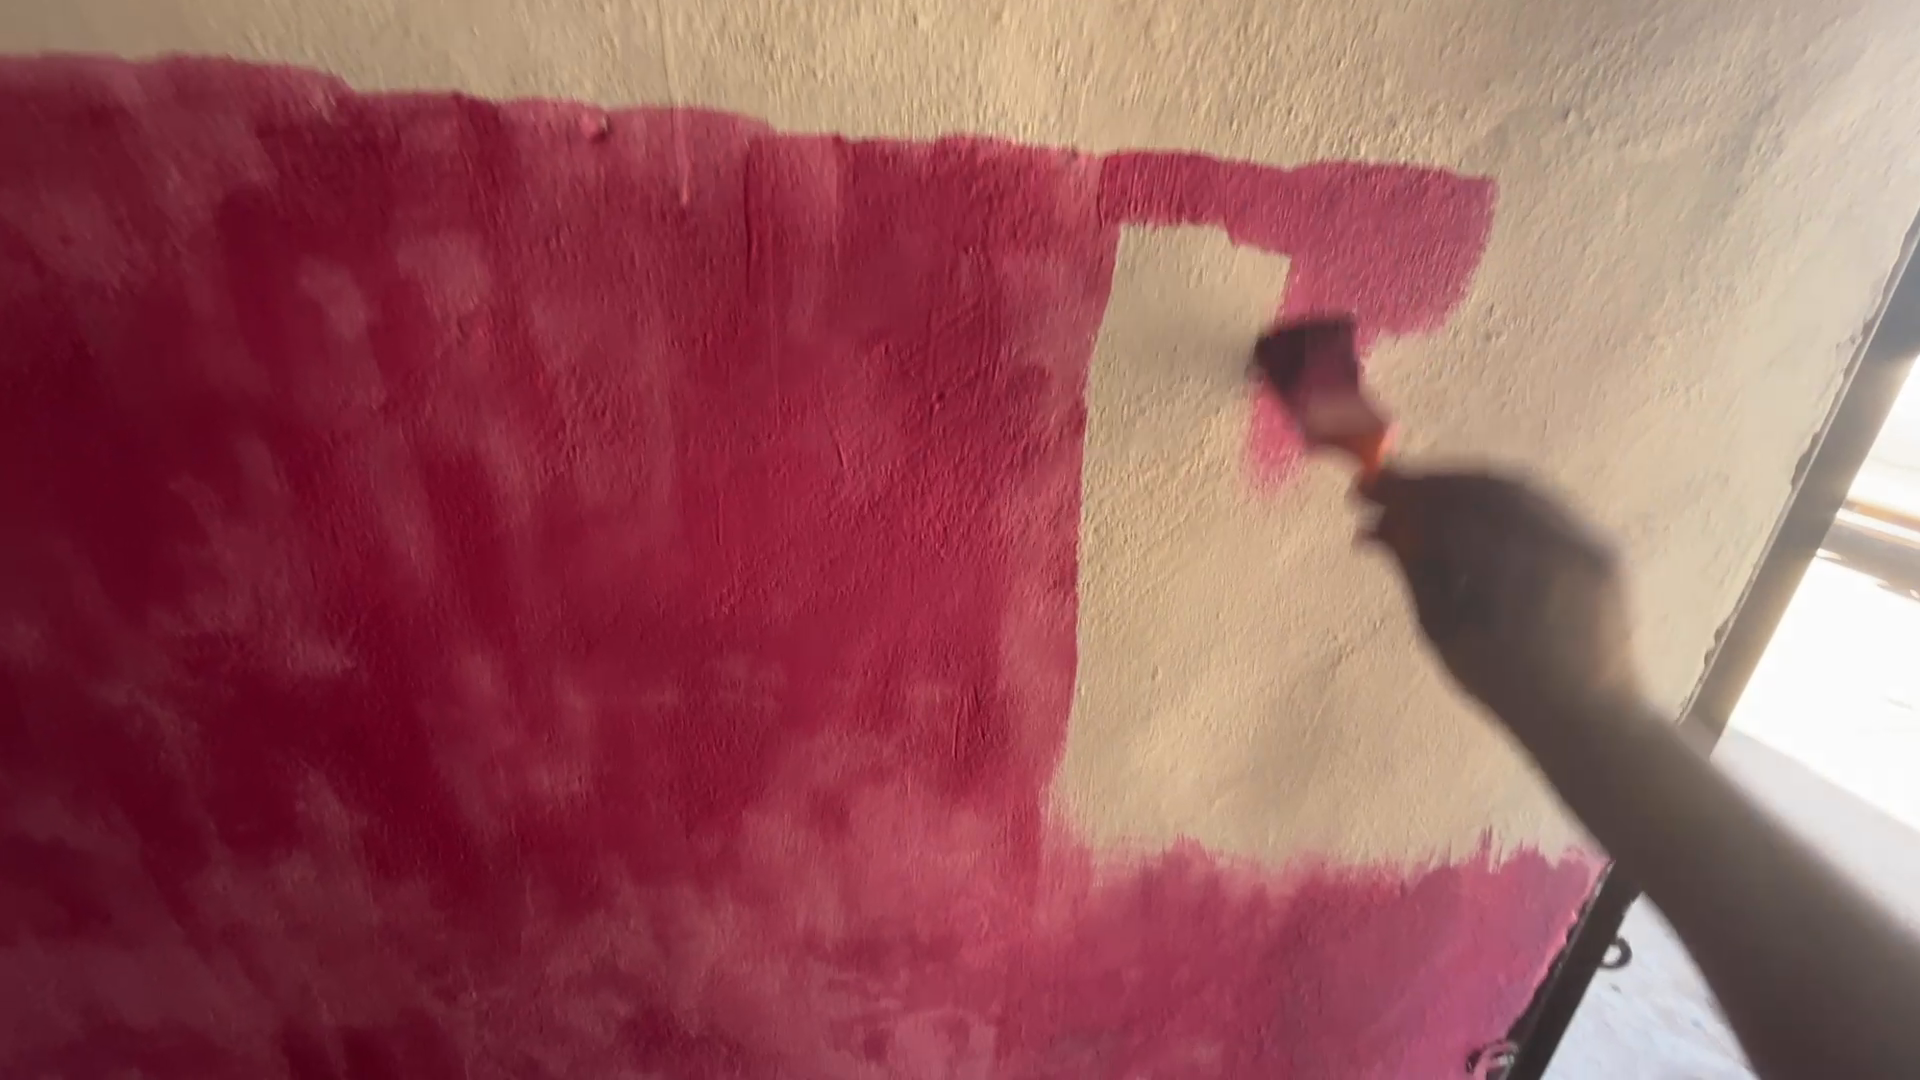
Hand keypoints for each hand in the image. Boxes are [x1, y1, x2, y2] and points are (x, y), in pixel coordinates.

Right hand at [1357, 467, 1643, 745]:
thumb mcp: (1442, 629)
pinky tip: (1468, 514)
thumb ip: (1414, 568)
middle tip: (1387, 489)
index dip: (1400, 493)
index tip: (1364, 491)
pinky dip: (1496, 500)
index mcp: (1511, 566)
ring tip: (1423, 499)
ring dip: (1462, 485)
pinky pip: (1541, 506)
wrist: (1588, 715)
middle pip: (1481, 485)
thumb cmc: (1501, 681)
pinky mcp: (1596, 546)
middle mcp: (1554, 541)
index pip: (1445, 506)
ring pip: (1515, 488)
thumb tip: (1375, 530)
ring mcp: (1583, 540)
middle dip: (1429, 481)